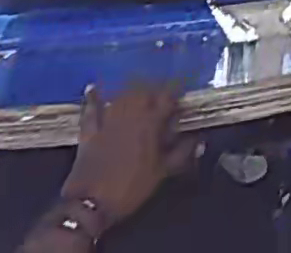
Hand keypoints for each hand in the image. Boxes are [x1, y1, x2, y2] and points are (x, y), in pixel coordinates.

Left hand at [60, 85, 197, 225]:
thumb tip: (200, 140)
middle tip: (161, 98)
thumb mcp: (161, 173)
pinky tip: (92, 87)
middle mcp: (131, 113)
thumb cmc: (131, 186)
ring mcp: (108, 119)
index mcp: (150, 121)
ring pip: (122, 95)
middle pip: (145, 91)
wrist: (90, 203)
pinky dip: (93, 97)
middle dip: (154, 91)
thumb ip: (181, 153)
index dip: (175, 96)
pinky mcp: (90, 129)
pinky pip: (91, 108)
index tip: (180, 99)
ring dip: (132, 91)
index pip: (167, 98)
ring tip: (139, 91)